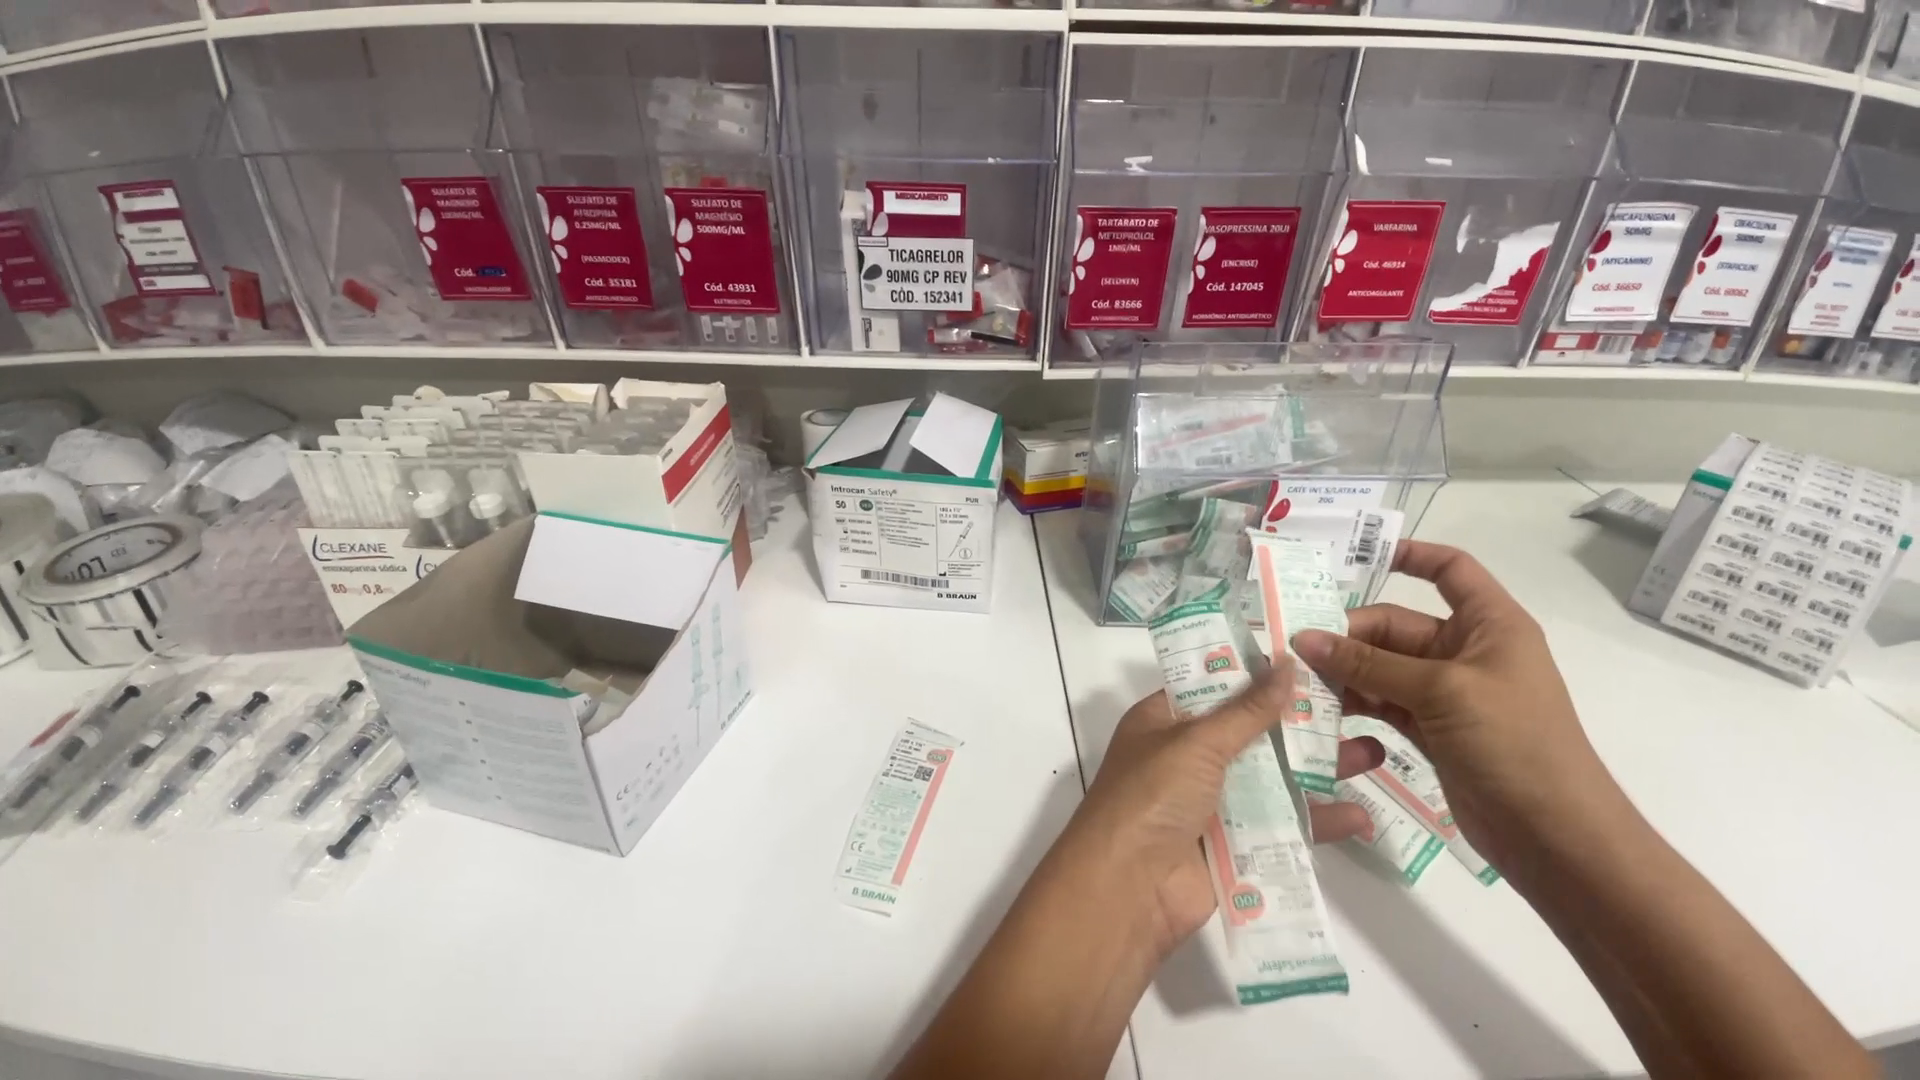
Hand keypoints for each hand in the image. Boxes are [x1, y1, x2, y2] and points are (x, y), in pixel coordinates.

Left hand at [1059, 664, 1384, 963]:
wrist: (1127, 888)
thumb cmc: (1151, 797)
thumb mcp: (1196, 742)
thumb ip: (1247, 709)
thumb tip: (1287, 663)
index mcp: (1163, 721)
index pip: (1214, 685)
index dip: (1256, 673)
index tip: (1308, 659)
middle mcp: (1186, 756)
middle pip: (1251, 731)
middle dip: (1300, 722)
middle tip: (1355, 705)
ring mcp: (1211, 801)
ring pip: (1272, 777)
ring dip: (1318, 768)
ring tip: (1373, 754)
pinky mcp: (1233, 844)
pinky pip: (1280, 825)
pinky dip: (1317, 821)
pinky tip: (1360, 815)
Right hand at [1289, 540, 1621, 877]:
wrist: (1555, 835)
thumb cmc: (1513, 743)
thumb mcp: (1441, 692)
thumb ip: (1369, 664)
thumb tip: (1303, 638)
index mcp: (1489, 625)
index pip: (1450, 571)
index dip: (1410, 555)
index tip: (1355, 558)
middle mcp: (1466, 652)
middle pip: (1395, 625)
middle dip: (1348, 634)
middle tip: (1297, 650)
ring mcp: (1447, 693)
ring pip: (1381, 666)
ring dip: (1344, 672)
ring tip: (1300, 683)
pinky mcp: (1431, 729)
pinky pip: (1382, 702)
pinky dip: (1354, 703)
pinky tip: (1320, 712)